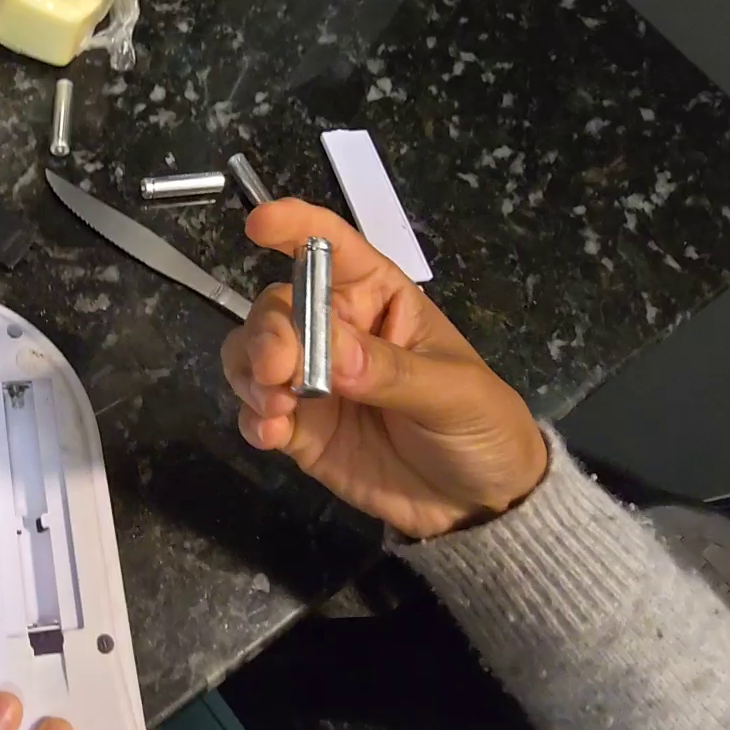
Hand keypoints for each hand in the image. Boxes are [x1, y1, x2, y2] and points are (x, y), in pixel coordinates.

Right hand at [221, 200, 548, 538]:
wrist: (473, 506)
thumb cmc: (481, 428)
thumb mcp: (452, 394)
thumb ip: (389, 370)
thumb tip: (331, 352)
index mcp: (377, 300)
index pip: (331, 249)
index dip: (295, 228)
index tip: (259, 224)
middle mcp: (333, 331)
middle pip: (276, 309)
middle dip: (267, 334)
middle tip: (277, 370)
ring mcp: (308, 379)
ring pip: (249, 354)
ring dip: (249, 375)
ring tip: (274, 410)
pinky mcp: (295, 426)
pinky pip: (253, 410)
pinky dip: (251, 418)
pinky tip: (271, 435)